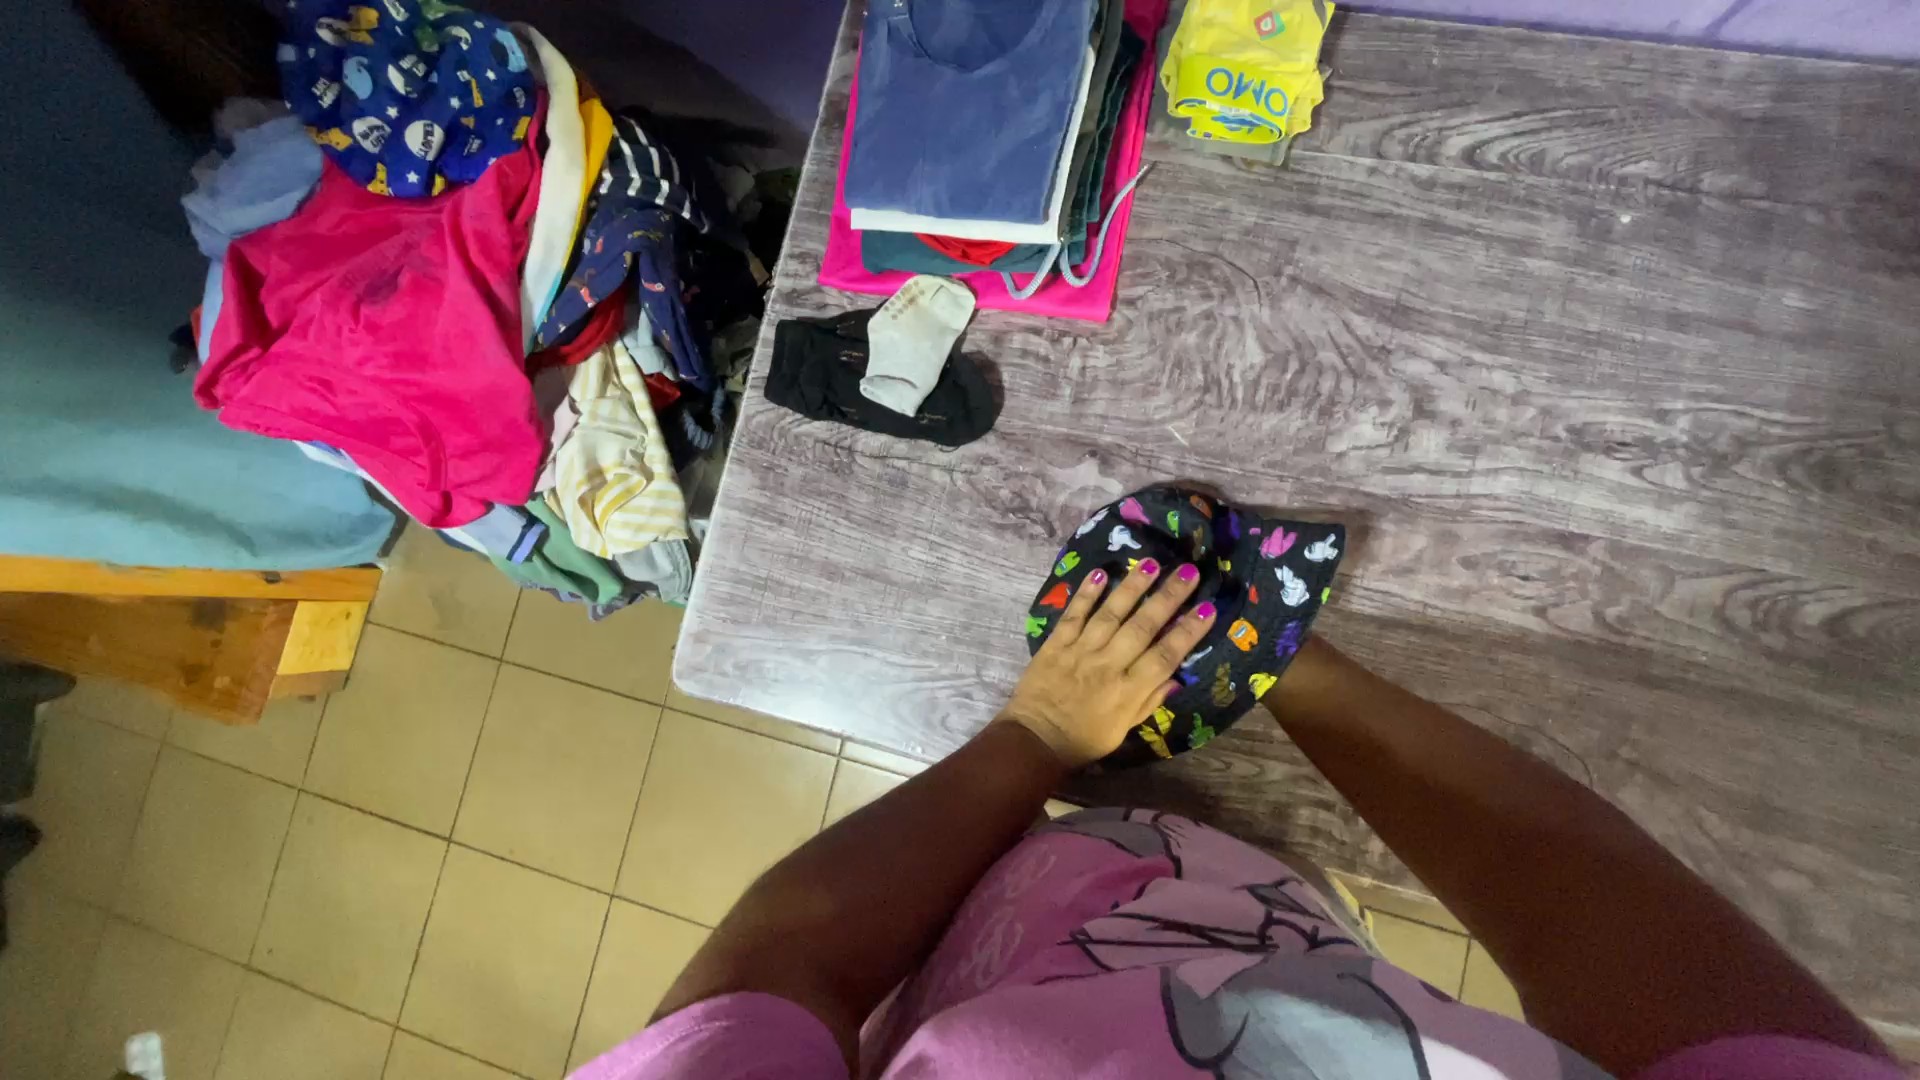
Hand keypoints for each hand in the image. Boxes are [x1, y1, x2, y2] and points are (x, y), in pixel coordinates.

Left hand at [998, 559, 1217, 767]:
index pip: (1165, 656)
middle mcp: (1107, 665)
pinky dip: (1086, 594)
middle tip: (1188, 571)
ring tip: (1151, 563)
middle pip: (1142, 626)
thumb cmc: (1083, 740)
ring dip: (1132, 586)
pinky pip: (1074, 614)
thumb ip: (1149, 701)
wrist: (1034, 740)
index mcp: (1128, 691)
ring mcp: (1080, 651)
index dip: (1188, 632)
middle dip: (1167, 597)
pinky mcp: (1056, 644)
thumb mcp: (1123, 730)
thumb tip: (1177, 677)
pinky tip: (1101, 573)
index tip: (1208, 608)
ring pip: (1110, 613)